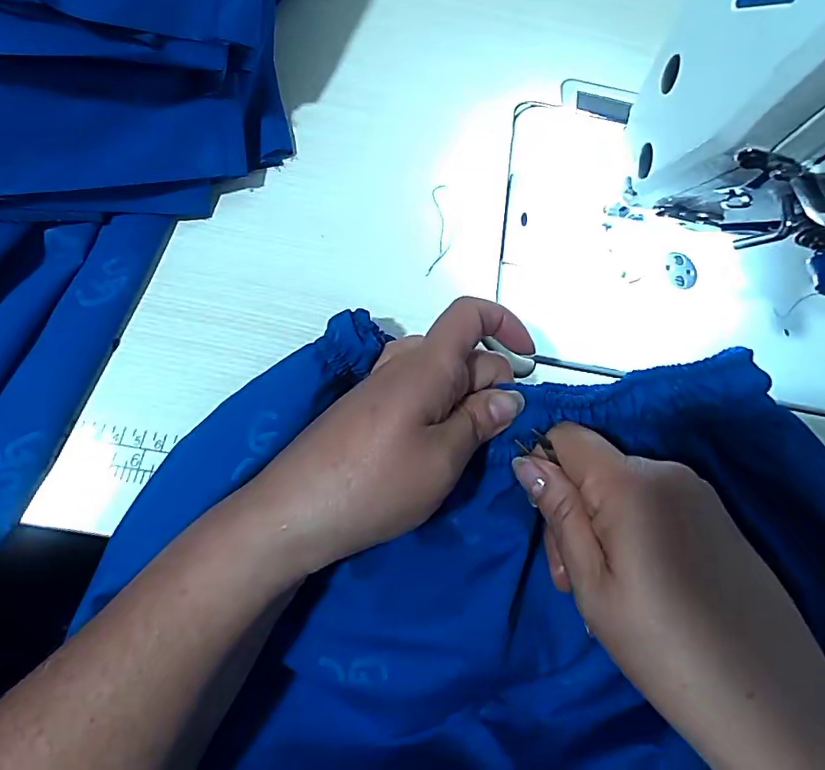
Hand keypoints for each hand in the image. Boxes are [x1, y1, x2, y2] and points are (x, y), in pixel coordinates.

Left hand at [230, 297, 534, 579]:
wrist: (295, 510)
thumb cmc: (374, 485)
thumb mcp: (442, 461)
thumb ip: (478, 421)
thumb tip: (508, 395)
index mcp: (424, 365)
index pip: (468, 313)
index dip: (504, 323)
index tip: (529, 361)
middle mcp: (400, 364)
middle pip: (460, 351)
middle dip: (490, 382)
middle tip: (494, 435)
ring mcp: (379, 386)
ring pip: (438, 374)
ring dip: (463, 400)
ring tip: (465, 448)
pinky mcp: (365, 410)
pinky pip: (414, 393)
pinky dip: (437, 410)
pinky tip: (434, 451)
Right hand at [512, 425, 824, 769]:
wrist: (775, 704)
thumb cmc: (664, 647)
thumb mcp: (592, 584)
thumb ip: (559, 513)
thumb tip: (525, 460)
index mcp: (630, 481)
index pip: (565, 434)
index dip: (545, 466)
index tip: (548, 521)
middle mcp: (666, 470)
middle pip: (593, 465)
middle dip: (574, 509)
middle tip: (574, 578)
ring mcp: (699, 491)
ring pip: (622, 486)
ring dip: (605, 524)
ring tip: (614, 591)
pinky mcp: (719, 515)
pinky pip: (656, 501)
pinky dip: (637, 529)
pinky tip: (649, 584)